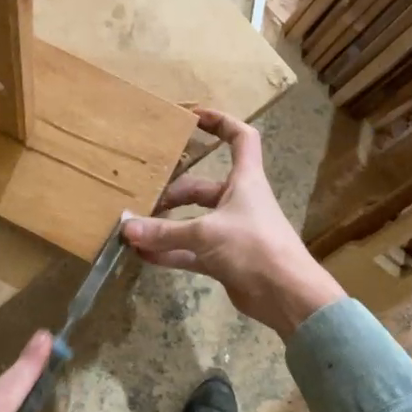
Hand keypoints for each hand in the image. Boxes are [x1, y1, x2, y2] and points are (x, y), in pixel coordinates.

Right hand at [124, 108, 344, 337]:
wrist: (286, 295)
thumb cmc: (254, 247)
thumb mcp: (206, 233)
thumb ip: (165, 233)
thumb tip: (125, 229)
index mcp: (245, 181)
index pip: (240, 139)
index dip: (220, 122)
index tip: (192, 116)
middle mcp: (238, 202)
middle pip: (200, 188)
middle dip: (172, 194)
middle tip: (143, 202)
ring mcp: (230, 232)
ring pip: (191, 222)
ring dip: (165, 226)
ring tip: (134, 230)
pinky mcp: (224, 259)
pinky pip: (190, 251)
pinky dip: (169, 252)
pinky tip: (144, 255)